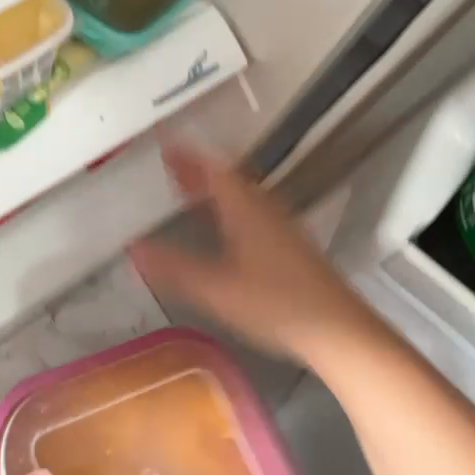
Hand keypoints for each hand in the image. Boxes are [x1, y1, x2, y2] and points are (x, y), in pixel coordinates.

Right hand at [130, 140, 375, 362]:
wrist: (340, 333)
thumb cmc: (276, 304)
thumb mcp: (216, 289)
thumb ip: (174, 268)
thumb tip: (134, 249)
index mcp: (244, 207)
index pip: (211, 167)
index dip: (187, 153)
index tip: (164, 142)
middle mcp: (264, 208)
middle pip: (228, 177)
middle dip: (198, 169)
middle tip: (171, 165)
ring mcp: (282, 226)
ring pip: (243, 194)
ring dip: (215, 187)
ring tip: (191, 190)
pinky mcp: (293, 247)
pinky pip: (253, 210)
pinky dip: (231, 206)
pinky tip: (225, 227)